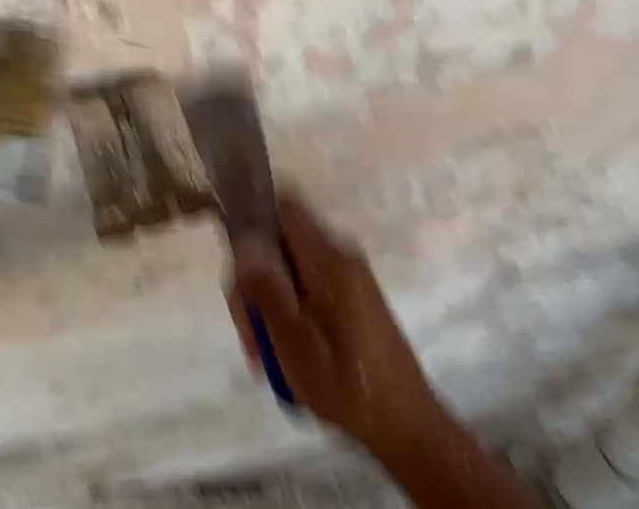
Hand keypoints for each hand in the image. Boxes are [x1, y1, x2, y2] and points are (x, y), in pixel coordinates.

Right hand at [224, 190, 447, 453]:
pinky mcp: (349, 299)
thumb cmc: (348, 387)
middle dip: (252, 282)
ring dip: (266, 304)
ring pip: (286, 270)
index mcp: (329, 262)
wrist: (408, 429)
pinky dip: (286, 312)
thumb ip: (266, 291)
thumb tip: (241, 243)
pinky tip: (283, 352)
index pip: (284, 208)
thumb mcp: (295, 344)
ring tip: (265, 354)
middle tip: (249, 334)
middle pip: (277, 244)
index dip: (251, 215)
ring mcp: (347, 279)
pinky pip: (304, 288)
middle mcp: (339, 259)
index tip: (230, 247)